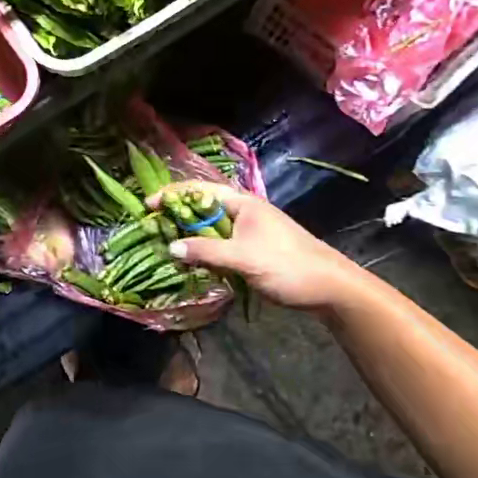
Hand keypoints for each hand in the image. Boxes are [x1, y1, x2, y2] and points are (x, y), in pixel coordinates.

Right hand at [151, 181, 357, 311]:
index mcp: (242, 203)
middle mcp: (244, 211)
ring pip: (211, 227)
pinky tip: (192, 261)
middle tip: (153, 227)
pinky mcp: (253, 249)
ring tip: (166, 244)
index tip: (147, 206)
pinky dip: (204, 249)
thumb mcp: (242, 258)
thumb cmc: (286, 265)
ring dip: (190, 235)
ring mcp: (250, 230)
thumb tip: (171, 247)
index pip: (199, 190)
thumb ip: (205, 251)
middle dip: (177, 215)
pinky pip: (221, 243)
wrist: (330, 287)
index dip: (172, 195)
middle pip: (203, 207)